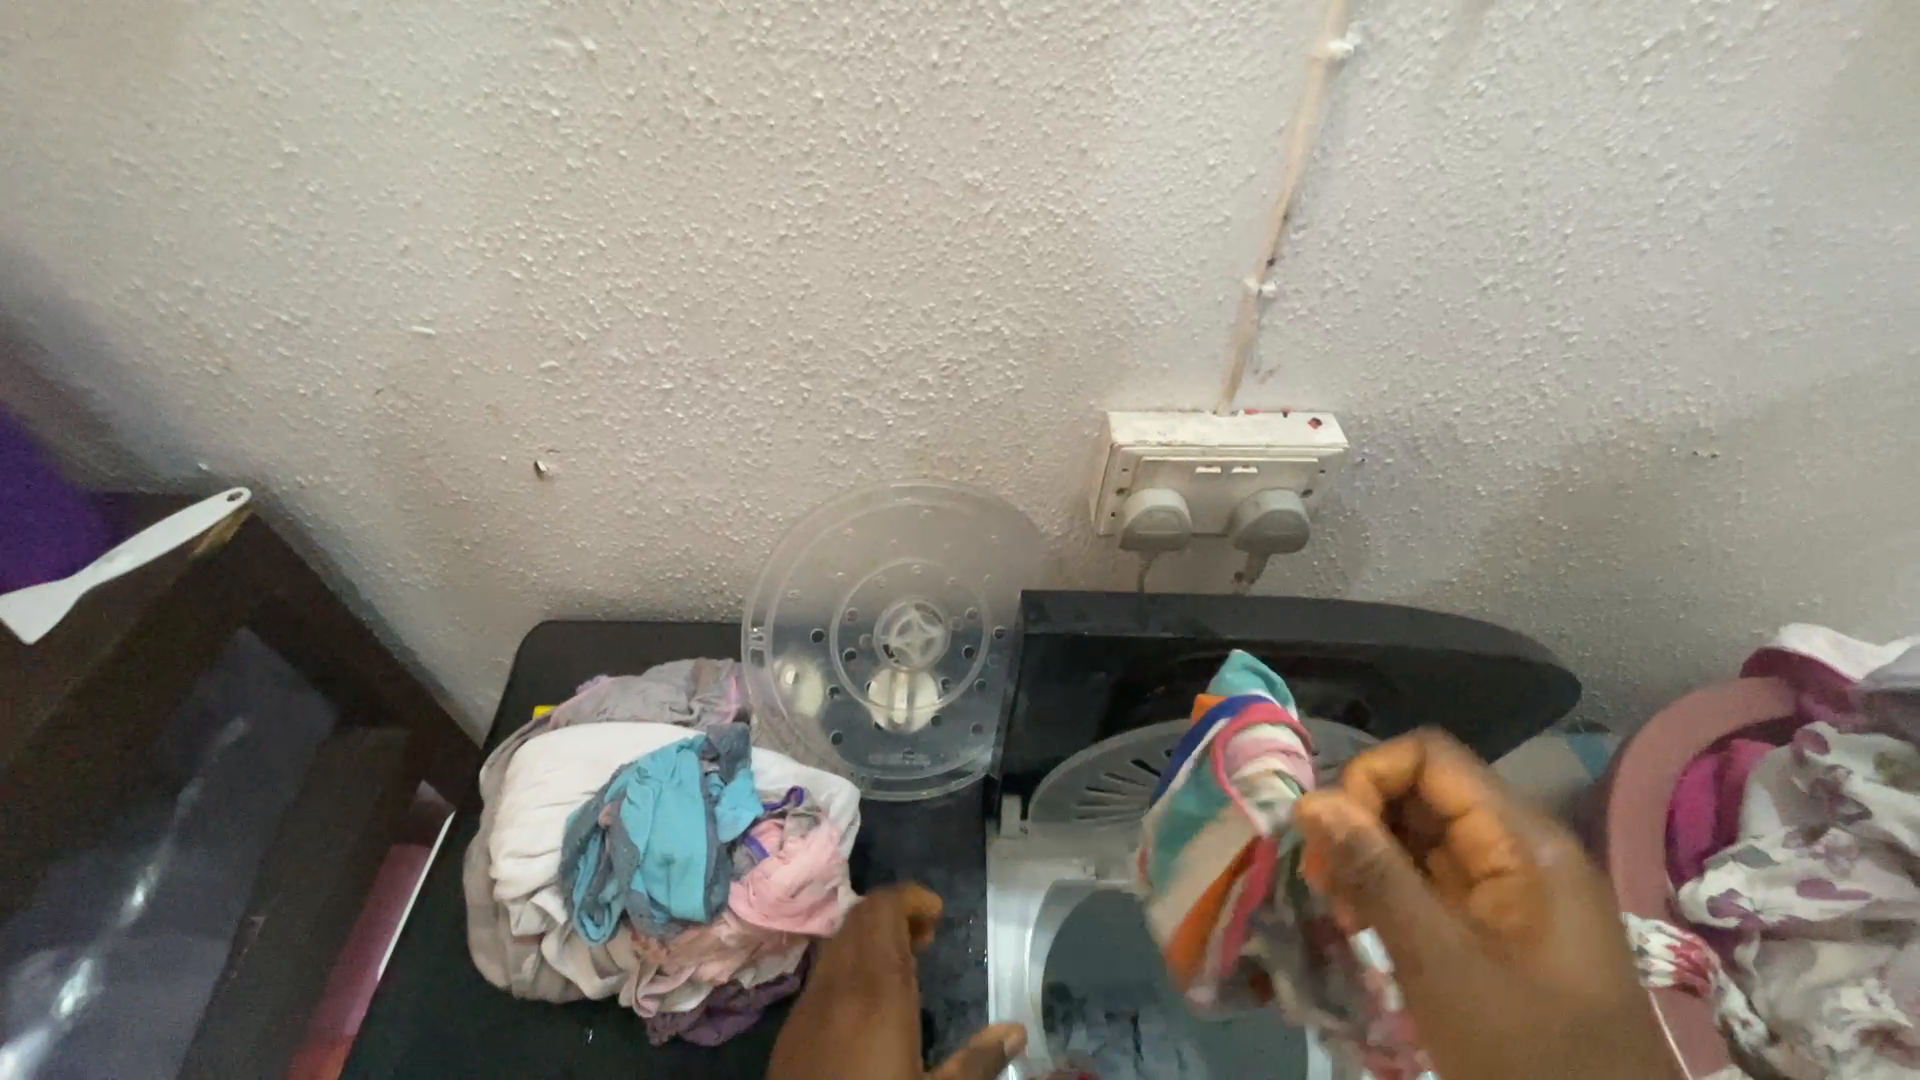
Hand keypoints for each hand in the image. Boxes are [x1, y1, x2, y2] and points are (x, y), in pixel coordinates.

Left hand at [767, 883, 1026, 1079]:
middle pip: (860, 917)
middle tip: (927, 937)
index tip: (937, 913)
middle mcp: (838, 985)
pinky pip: (822, 973)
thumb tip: (1016, 1031)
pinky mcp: (791, 1029)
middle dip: (894, 912)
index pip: (883, 909)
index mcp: (877, 991)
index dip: (910, 897)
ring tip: (903, 965)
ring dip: (870, 937)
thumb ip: (977, 1062)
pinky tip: (867, 1003)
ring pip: (838, 942)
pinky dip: (848, 964)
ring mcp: (808, 1005)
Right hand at [1293, 730, 1679, 1079]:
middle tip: (1323, 880)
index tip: (1330, 835)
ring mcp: (1507, 885)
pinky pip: (1425, 874)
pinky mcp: (1492, 919)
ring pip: (1415, 832)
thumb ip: (1375, 874)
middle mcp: (1517, 848)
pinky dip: (1383, 886)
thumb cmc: (1528, 1055)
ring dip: (1364, 856)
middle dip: (1358, 821)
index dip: (1369, 777)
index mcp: (1523, 842)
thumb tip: (1310, 800)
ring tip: (1339, 908)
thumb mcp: (1441, 963)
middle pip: (1418, 790)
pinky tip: (1360, 920)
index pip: (1429, 757)